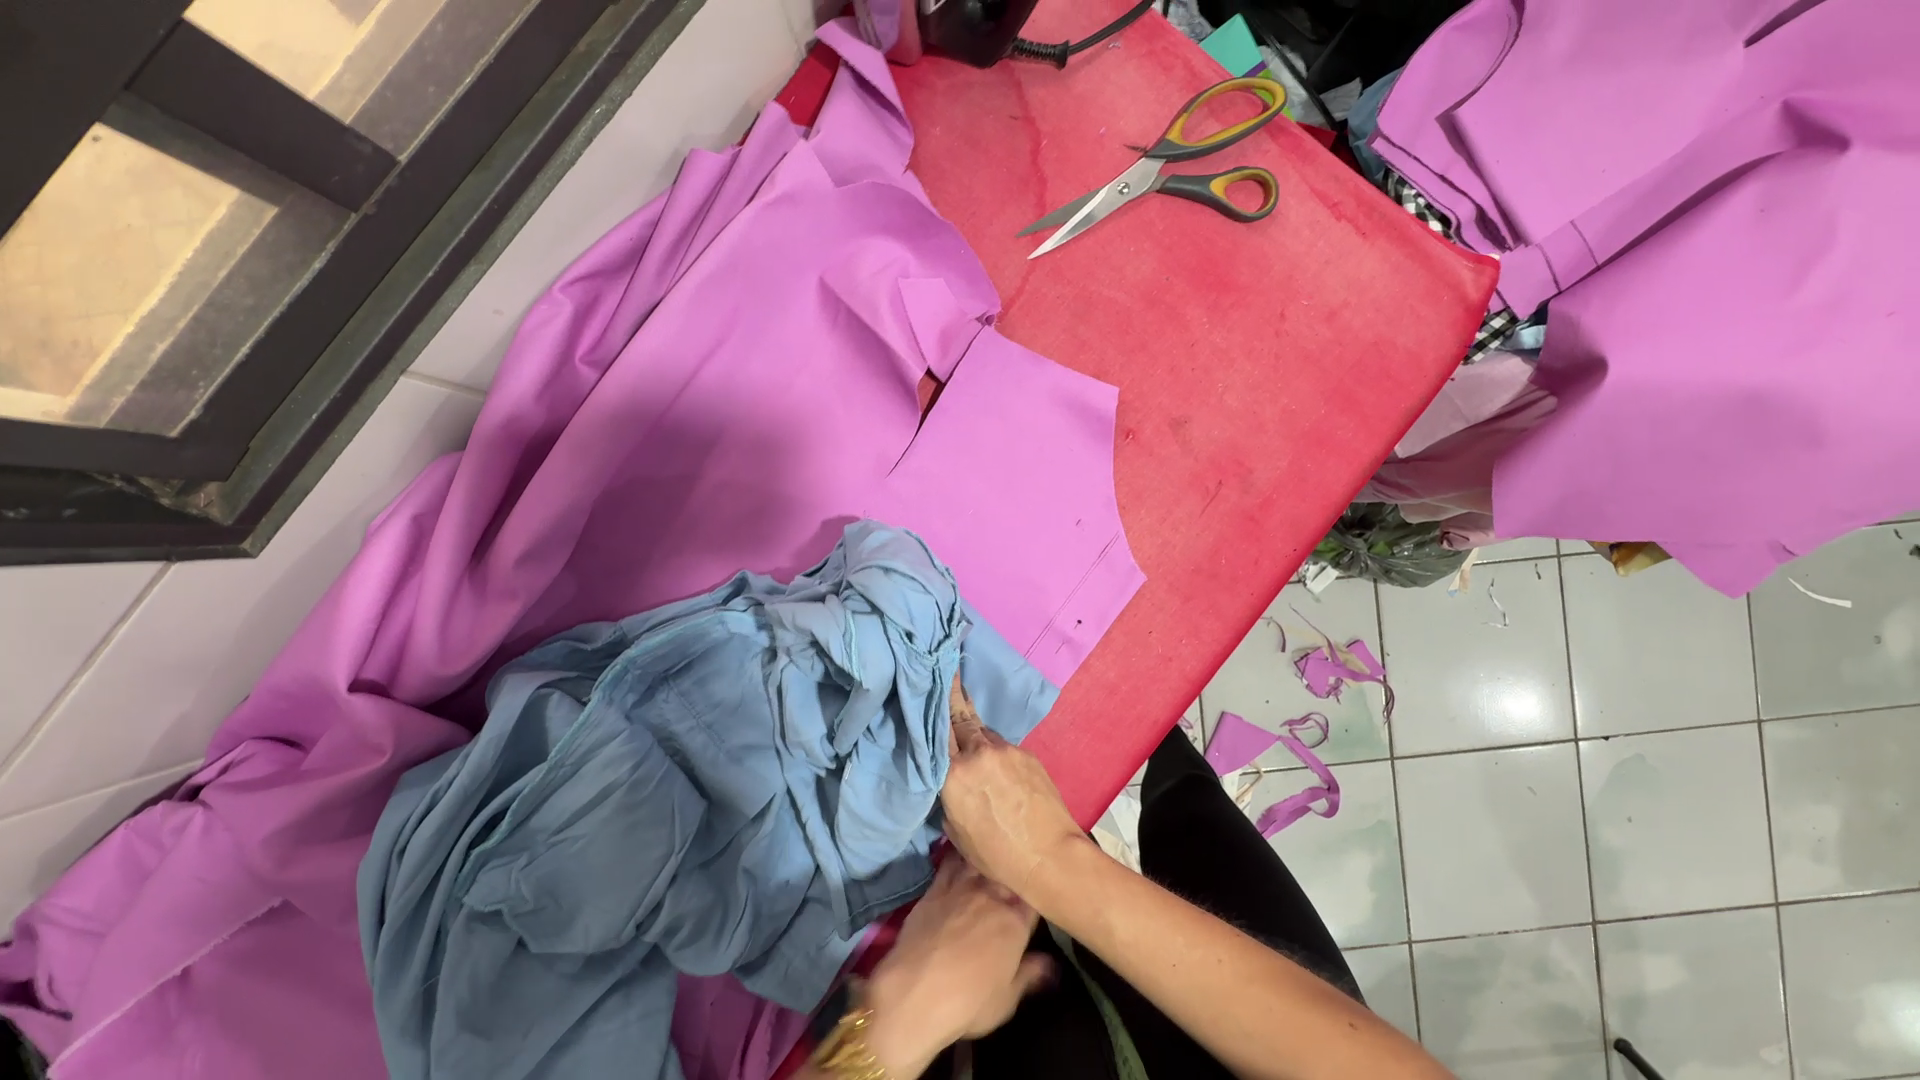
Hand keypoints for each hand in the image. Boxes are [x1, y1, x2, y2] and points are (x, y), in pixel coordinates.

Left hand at [857, 857, 1053, 1075]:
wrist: (917, 992)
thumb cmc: (969, 1001)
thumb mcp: (1008, 998)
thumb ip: (1031, 974)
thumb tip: (1051, 963)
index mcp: (1016, 921)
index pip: (1034, 897)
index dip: (1037, 893)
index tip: (1038, 892)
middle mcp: (992, 897)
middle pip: (1008, 874)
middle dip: (1013, 873)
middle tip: (1015, 870)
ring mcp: (962, 888)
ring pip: (980, 861)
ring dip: (987, 858)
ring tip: (991, 852)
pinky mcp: (935, 889)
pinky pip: (950, 862)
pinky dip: (957, 854)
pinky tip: (960, 849)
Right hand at [940, 677, 1089, 897]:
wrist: (1049, 855)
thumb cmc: (997, 854)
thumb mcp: (956, 831)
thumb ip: (947, 797)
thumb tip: (949, 783)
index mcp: (954, 774)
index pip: (937, 729)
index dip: (932, 704)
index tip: (928, 679)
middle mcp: (978, 753)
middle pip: (960, 716)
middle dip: (952, 697)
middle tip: (945, 672)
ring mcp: (1006, 751)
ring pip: (983, 730)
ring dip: (973, 729)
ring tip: (967, 727)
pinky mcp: (1027, 754)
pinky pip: (1003, 745)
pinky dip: (994, 748)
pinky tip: (995, 762)